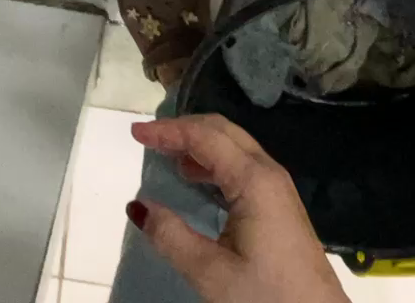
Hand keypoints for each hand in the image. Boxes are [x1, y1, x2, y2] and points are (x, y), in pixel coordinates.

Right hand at [128, 115, 350, 302]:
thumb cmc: (266, 297)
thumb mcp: (212, 274)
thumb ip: (172, 237)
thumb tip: (138, 206)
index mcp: (254, 180)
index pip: (205, 137)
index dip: (169, 130)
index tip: (136, 133)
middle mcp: (268, 172)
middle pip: (222, 131)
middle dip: (183, 129)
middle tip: (148, 138)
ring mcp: (276, 185)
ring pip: (233, 145)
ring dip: (198, 143)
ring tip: (165, 154)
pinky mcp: (278, 201)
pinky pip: (241, 164)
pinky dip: (212, 160)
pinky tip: (194, 177)